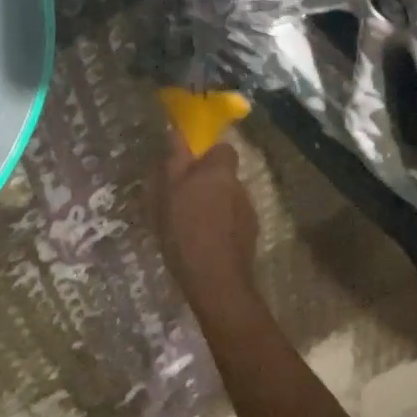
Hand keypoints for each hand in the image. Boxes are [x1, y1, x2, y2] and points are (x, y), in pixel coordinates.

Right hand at [153, 130, 260, 306]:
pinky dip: (220, 225)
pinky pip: (231, 221)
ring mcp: (248, 214)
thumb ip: (173, 161)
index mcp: (219, 172)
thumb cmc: (184, 230)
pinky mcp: (250, 238)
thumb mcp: (166, 192)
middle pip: (224, 175)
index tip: (187, 165)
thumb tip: (176, 133)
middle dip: (206, 181)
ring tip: (190, 222)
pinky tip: (202, 241)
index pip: (223, 149)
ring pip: (228, 199)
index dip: (207, 154)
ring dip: (212, 204)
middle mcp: (240, 188)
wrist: (216, 282)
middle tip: (181, 196)